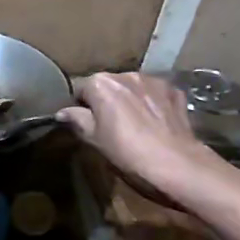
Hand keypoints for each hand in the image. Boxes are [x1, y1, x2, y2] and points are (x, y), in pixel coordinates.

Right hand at [56, 73, 215, 191]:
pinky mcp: (175, 91)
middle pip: (108, 85)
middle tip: (110, 127)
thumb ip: (77, 120)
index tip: (87, 125)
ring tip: (136, 125)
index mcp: (101, 83)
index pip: (80, 89)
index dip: (81, 107)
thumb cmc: (128, 153)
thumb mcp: (95, 140)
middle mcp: (126, 74)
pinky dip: (152, 103)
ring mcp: (153, 80)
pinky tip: (155, 123)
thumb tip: (62, 112)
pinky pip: (155, 94)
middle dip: (106, 101)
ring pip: (133, 88)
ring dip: (130, 100)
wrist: (177, 165)